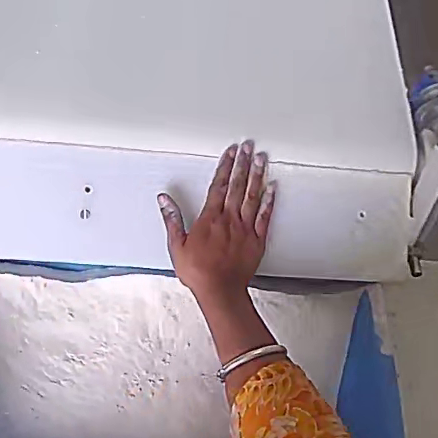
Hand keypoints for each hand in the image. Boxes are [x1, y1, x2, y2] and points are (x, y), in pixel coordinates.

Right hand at [158, 140, 276, 301]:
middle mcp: (229, 219)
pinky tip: (273, 188)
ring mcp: (245, 229)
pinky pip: (265, 216)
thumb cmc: (199, 272)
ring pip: (253, 196)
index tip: (231, 152)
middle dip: (243, 163)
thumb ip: (172, 219)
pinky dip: (270, 201)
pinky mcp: (257, 240)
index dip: (225, 166)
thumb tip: (164, 200)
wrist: (220, 290)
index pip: (219, 185)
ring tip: (262, 159)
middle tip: (249, 147)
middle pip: (238, 185)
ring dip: (258, 176)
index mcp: (210, 219)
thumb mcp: (177, 245)